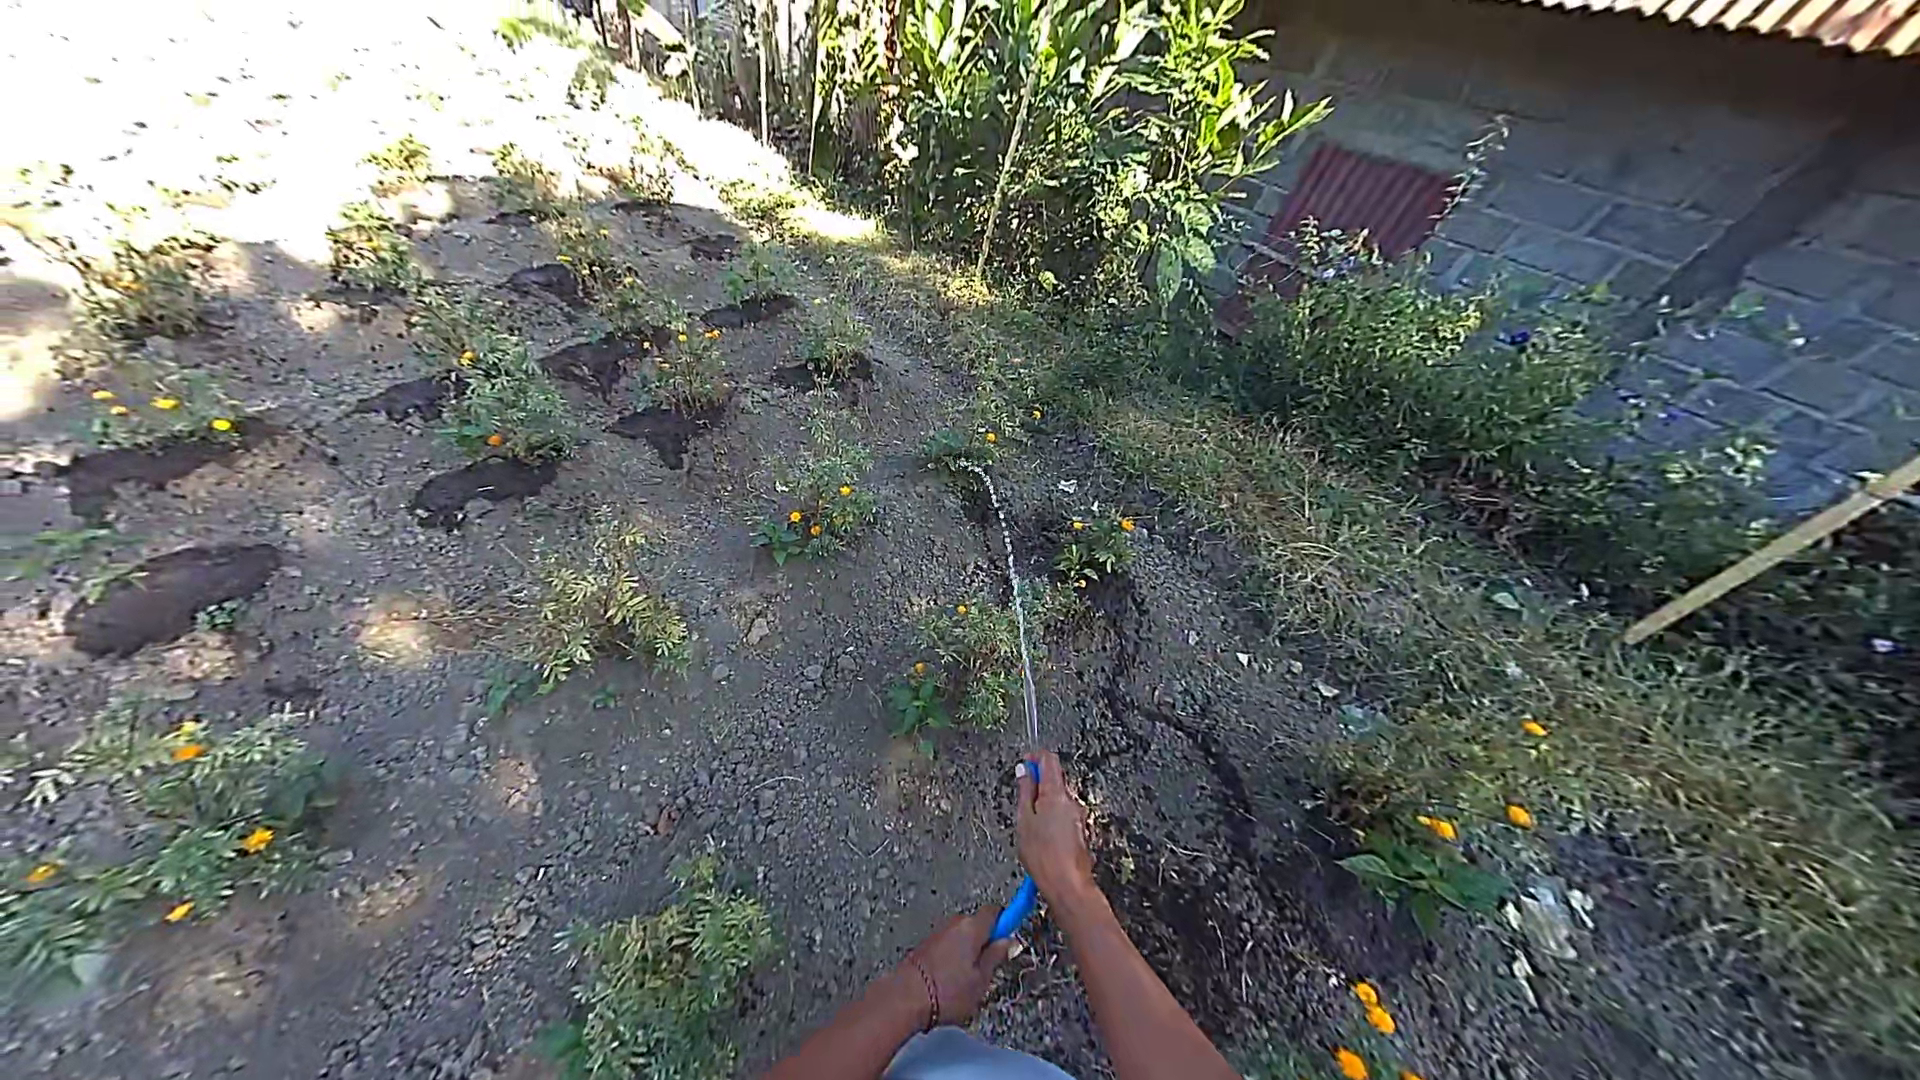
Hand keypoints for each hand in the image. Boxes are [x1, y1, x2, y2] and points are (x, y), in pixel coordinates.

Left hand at [903, 909, 1010, 1026]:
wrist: (908, 996)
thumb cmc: (945, 991)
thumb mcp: (981, 980)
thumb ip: (996, 957)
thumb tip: (1008, 942)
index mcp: (972, 926)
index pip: (996, 911)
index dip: (1005, 923)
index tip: (1009, 936)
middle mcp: (956, 921)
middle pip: (979, 924)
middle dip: (986, 942)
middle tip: (987, 969)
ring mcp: (940, 930)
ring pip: (964, 935)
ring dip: (969, 951)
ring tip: (966, 980)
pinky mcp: (929, 942)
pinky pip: (950, 943)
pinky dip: (954, 956)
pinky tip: (950, 979)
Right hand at [1016, 750, 1095, 907]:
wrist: (1067, 885)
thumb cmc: (1044, 855)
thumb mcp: (1024, 819)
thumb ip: (1025, 791)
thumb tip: (1024, 770)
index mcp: (1056, 793)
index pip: (1049, 759)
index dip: (1035, 757)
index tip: (1024, 763)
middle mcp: (1070, 800)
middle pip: (1054, 777)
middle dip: (1037, 782)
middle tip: (1022, 799)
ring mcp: (1076, 814)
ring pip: (1057, 796)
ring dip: (1043, 800)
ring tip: (1030, 823)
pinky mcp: (1077, 828)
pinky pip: (1062, 812)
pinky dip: (1050, 815)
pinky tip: (1041, 834)